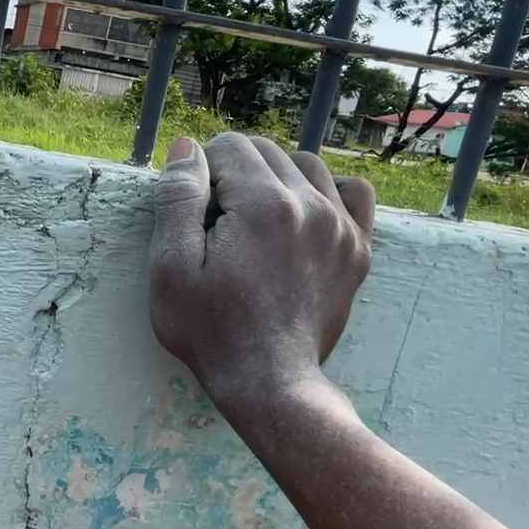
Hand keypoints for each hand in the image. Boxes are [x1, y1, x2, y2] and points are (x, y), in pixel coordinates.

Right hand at [148, 133, 374, 418]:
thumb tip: (187, 148)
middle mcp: (311, 204)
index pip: (229, 145)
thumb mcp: (170, 268)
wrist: (269, 382)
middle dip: (233, 173)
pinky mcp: (358, 249)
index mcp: (263, 205)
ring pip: (306, 164)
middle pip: (266, 151)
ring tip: (252, 221)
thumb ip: (176, 201)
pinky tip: (301, 217)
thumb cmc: (210, 330)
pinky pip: (353, 192)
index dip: (199, 171)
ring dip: (274, 179)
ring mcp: (342, 226)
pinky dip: (326, 192)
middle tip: (214, 222)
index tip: (191, 210)